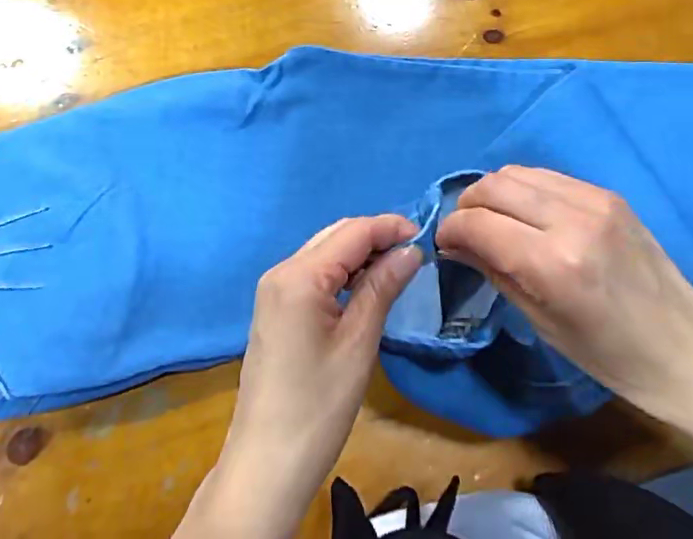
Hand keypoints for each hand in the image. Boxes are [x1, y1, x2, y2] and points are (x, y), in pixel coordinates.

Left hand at [176, 215, 421, 538]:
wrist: (266, 465)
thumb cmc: (318, 406)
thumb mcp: (358, 343)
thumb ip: (382, 287)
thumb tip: (411, 251)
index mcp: (299, 276)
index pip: (352, 232)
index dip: (389, 228)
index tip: (426, 235)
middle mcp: (281, 271)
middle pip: (336, 236)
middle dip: (375, 237)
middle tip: (414, 253)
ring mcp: (274, 290)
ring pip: (325, 252)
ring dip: (360, 253)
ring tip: (397, 268)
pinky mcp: (275, 308)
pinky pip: (314, 273)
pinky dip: (342, 272)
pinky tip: (366, 287)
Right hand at [433, 166, 692, 444]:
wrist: (692, 353)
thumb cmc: (614, 358)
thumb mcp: (544, 324)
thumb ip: (495, 272)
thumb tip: (455, 244)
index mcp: (554, 263)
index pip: (479, 223)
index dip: (451, 230)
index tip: (443, 244)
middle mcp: (572, 218)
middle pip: (494, 185)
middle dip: (467, 205)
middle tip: (463, 232)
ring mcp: (595, 200)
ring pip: (518, 173)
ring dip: (494, 193)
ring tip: (491, 222)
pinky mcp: (609, 195)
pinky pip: (549, 178)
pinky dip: (525, 190)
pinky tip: (526, 216)